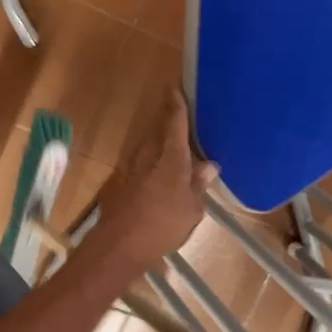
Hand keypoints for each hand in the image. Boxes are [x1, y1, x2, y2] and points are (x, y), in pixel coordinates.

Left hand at [89, 89, 217, 271]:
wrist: (121, 242)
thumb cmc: (164, 224)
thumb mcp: (192, 208)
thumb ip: (199, 184)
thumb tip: (210, 165)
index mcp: (171, 158)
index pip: (175, 124)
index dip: (176, 106)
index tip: (175, 88)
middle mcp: (149, 155)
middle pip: (157, 129)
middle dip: (166, 119)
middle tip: (177, 111)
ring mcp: (132, 166)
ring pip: (147, 143)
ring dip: (156, 138)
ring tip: (170, 139)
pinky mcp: (122, 180)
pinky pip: (140, 160)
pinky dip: (149, 157)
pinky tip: (156, 166)